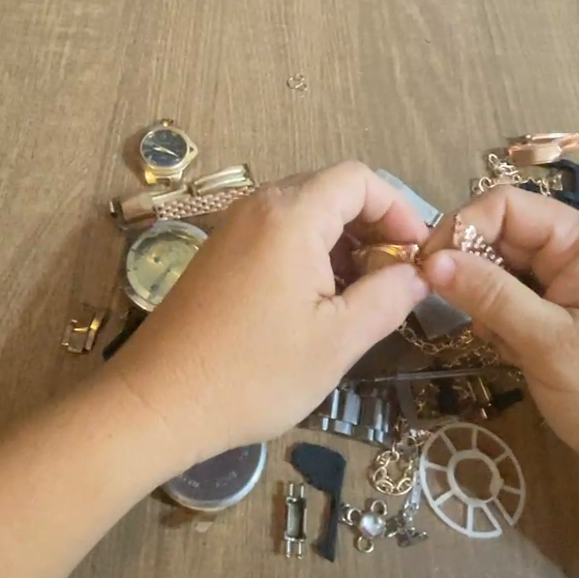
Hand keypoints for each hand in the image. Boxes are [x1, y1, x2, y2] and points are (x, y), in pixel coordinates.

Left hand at [104, 162, 431, 461]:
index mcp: (290, 214)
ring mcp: (233, 226)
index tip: (417, 254)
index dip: (398, 209)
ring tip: (362, 295)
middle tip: (396, 276)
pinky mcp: (219, 250)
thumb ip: (388, 297)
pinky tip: (318, 299)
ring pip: (304, 213)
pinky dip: (309, 252)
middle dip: (372, 226)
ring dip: (341, 242)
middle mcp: (259, 205)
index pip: (358, 178)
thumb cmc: (254, 371)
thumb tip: (418, 274)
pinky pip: (277, 232)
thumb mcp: (337, 340)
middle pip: (330, 190)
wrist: (159, 399)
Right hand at [418, 187, 578, 518]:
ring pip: (503, 270)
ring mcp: (575, 283)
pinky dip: (503, 321)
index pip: (504, 206)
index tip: (427, 271)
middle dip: (472, 270)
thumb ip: (489, 295)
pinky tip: (515, 353)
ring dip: (487, 302)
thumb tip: (430, 260)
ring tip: (502, 344)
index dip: (461, 228)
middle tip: (458, 315)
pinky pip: (517, 298)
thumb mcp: (550, 345)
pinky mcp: (570, 313)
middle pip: (501, 235)